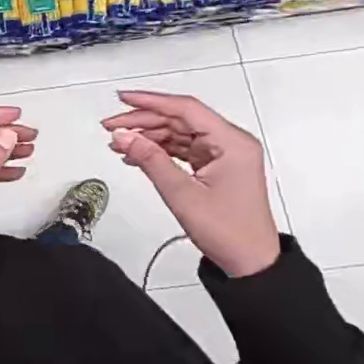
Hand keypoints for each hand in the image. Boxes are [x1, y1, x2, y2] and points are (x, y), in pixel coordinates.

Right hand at [102, 90, 280, 277]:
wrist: (250, 263)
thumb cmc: (230, 233)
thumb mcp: (182, 195)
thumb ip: (151, 160)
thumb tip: (124, 137)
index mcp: (232, 142)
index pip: (186, 109)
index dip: (151, 101)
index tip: (124, 99)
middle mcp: (231, 142)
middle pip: (180, 119)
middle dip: (144, 121)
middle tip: (112, 125)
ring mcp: (224, 154)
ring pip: (180, 133)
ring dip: (149, 136)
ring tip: (119, 142)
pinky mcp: (217, 166)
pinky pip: (184, 149)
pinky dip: (160, 150)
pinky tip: (137, 154)